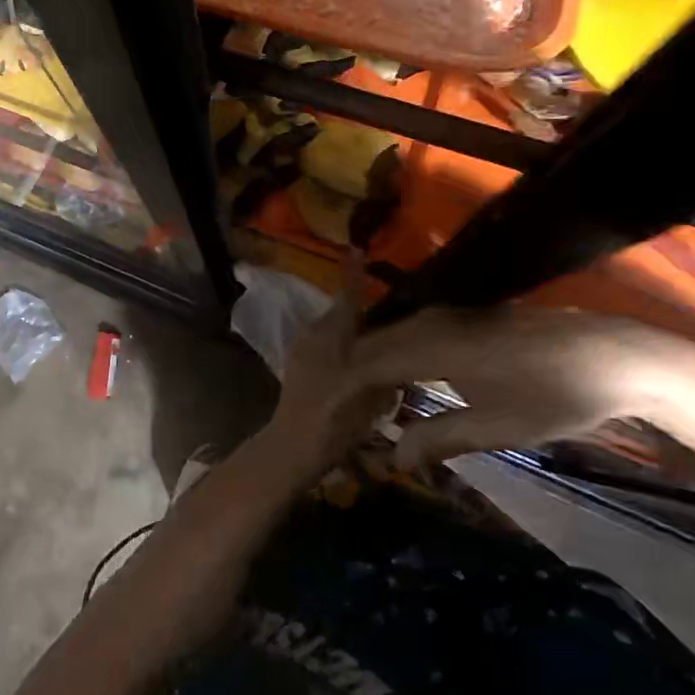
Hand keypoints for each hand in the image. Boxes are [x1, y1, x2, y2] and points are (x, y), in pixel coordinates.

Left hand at [252, 259, 397, 476]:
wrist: (292, 447)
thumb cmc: (337, 420)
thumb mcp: (374, 396)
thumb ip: (388, 368)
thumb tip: (402, 348)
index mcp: (333, 334)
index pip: (348, 295)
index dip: (355, 272)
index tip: (358, 248)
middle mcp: (314, 332)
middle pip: (342, 310)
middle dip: (361, 305)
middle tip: (387, 309)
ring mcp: (302, 347)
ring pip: (332, 327)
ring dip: (350, 326)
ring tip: (374, 333)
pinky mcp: (297, 362)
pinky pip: (323, 341)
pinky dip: (339, 342)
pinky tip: (355, 358)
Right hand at [347, 306, 694, 467]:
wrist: (614, 357)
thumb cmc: (553, 396)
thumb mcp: (495, 427)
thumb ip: (438, 438)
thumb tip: (392, 457)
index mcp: (433, 345)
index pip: (368, 360)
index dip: (341, 385)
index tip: (321, 411)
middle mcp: (436, 320)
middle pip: (379, 340)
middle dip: (353, 371)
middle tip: (334, 405)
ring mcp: (456, 313)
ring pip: (399, 332)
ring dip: (377, 359)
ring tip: (361, 393)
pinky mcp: (472, 314)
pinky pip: (420, 329)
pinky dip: (401, 350)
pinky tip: (405, 373)